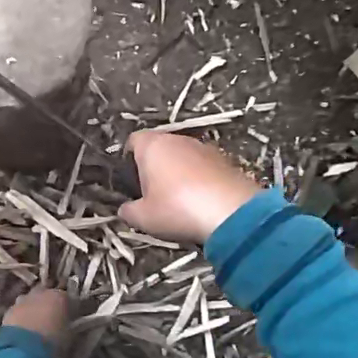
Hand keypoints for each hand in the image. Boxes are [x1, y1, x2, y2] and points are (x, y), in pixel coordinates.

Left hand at [1, 287, 69, 347]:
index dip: (68, 308)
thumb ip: (68, 325)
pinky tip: (22, 330)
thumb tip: (66, 325)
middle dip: (48, 304)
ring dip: (33, 309)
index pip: (67, 298)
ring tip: (35, 325)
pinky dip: (21, 317)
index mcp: (59, 296)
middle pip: (46, 295)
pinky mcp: (9, 310)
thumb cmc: (52, 342)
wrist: (23, 349)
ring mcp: (23, 300)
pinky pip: (18, 311)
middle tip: (50, 319)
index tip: (68, 318)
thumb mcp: (69, 335)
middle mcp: (41, 293)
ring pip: (30, 301)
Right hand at [118, 131, 262, 244]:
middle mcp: (178, 139)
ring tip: (179, 202)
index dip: (129, 158)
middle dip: (155, 168)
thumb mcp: (143, 218)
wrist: (232, 212)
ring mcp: (205, 148)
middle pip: (160, 148)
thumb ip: (129, 211)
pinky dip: (199, 180)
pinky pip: (204, 168)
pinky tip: (201, 203)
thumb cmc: (177, 209)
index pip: (134, 140)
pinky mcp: (225, 160)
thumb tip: (125, 210)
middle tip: (153, 196)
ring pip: (183, 157)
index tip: (131, 180)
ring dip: (179, 174)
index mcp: (152, 146)